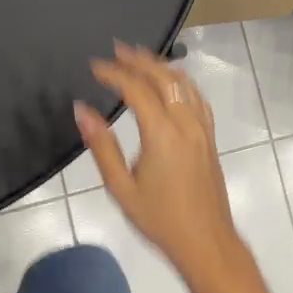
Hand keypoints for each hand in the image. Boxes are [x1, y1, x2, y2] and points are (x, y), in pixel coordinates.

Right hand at [75, 42, 240, 273]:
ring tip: (140, 58)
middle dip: (139, 60)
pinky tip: (172, 83)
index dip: (114, 73)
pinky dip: (181, 82)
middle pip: (164, 78)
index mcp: (161, 134)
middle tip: (116, 50)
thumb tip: (82, 111)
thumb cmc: (159, 219)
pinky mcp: (210, 137)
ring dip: (161, 66)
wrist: (206, 242)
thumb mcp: (122, 188)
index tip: (94, 66)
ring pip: (184, 84)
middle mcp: (185, 124)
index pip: (135, 90)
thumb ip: (102, 147)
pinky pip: (197, 98)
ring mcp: (202, 129)